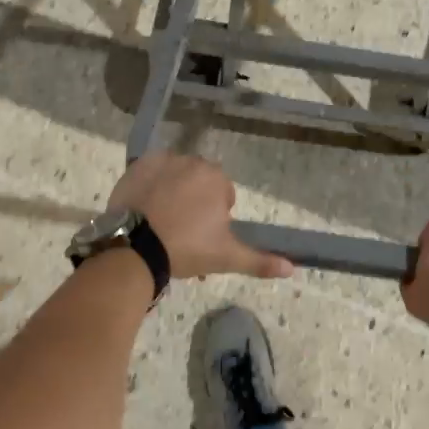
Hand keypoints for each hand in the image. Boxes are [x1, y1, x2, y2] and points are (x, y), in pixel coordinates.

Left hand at [108, 152, 294, 280]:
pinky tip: (144, 207)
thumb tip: (293, 268)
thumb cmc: (186, 248)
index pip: (222, 196)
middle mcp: (193, 161)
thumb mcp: (225, 257)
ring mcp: (164, 160)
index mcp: (217, 179)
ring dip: (172, 193)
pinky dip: (150, 185)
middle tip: (181, 233)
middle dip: (194, 204)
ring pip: (175, 176)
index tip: (201, 238)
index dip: (213, 219)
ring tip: (160, 223)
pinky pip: (150, 172)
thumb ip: (259, 260)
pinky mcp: (138, 164)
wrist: (135, 247)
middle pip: (198, 183)